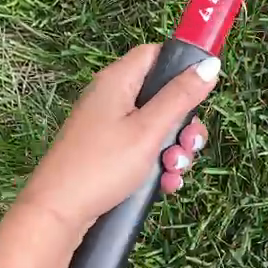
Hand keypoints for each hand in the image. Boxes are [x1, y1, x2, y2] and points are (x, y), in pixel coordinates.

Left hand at [16, 44, 217, 227]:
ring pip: (157, 127)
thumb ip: (180, 97)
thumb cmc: (102, 165)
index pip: (155, 54)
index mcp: (117, 81)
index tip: (200, 92)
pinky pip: (143, 149)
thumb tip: (210, 64)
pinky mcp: (107, 152)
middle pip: (162, 96)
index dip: (181, 68)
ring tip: (174, 171)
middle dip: (184, 124)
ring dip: (174, 150)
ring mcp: (108, 126)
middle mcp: (111, 98)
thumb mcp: (149, 130)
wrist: (58, 212)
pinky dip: (158, 165)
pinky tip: (165, 184)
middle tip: (189, 145)